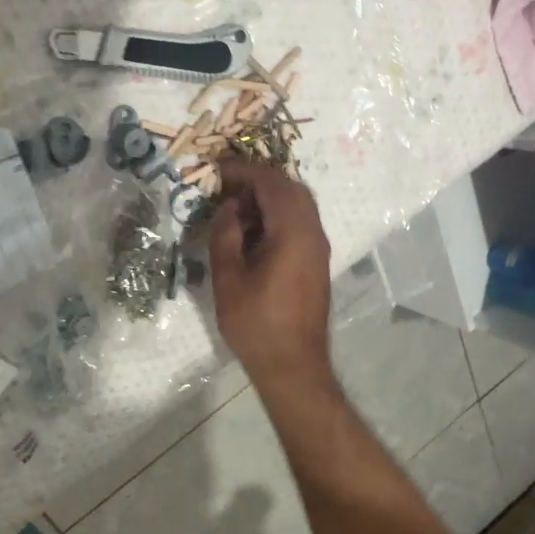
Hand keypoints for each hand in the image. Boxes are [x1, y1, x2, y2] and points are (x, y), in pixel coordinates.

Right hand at [207, 158, 333, 389]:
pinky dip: (276, 218)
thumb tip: (230, 209)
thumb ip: (226, 235)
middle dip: (258, 180)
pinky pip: (299, 225)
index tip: (215, 168)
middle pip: (290, 188)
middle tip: (225, 186)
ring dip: (268, 200)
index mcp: (293, 231)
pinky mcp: (316, 264)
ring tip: (234, 210)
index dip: (242, 170)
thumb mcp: (228, 278)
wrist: (292, 365)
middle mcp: (313, 233)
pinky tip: (251, 234)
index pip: (271, 182)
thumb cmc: (256, 324)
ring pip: (297, 206)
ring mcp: (319, 249)